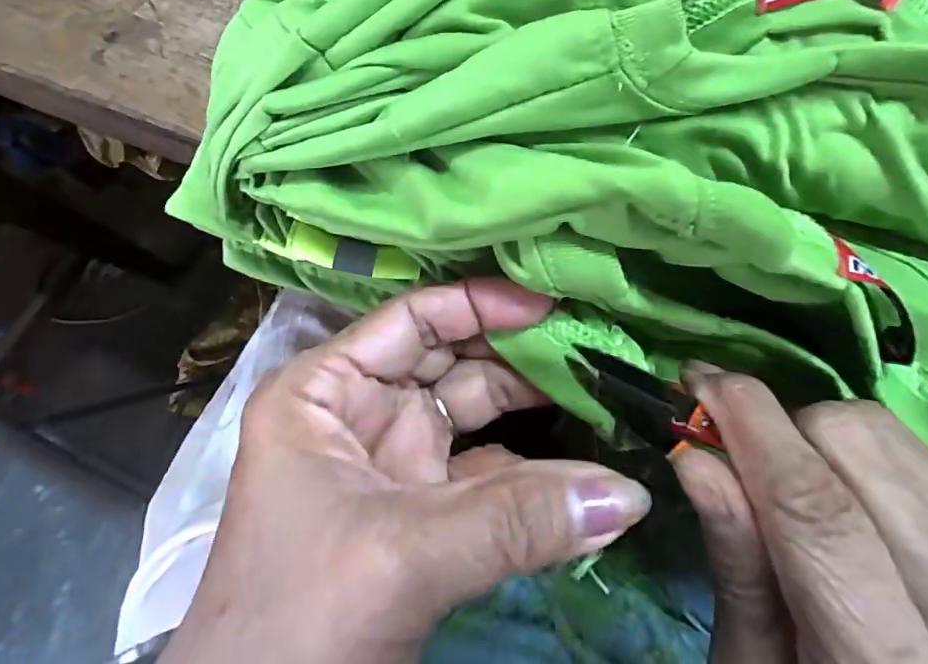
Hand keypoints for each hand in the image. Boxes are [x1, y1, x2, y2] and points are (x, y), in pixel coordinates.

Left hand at [164, 279, 652, 663]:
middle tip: (593, 347)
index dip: (481, 304)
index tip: (551, 307)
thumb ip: (517, 520)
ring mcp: (395, 463)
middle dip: (519, 353)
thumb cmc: (297, 622)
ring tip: (603, 395)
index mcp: (326, 389)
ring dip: (536, 408)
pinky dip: (536, 474)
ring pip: (476, 413)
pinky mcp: (423, 513)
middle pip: (453, 359)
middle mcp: (362, 412)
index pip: (413, 318)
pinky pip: (490, 473)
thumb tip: (631, 495)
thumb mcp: (402, 554)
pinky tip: (585, 474)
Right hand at [672, 367, 927, 663]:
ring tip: (803, 486)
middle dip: (783, 426)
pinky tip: (868, 519)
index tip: (697, 380)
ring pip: (896, 440)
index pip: (815, 509)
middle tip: (746, 454)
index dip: (749, 424)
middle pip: (858, 445)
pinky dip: (878, 471)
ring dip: (826, 442)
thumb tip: (697, 457)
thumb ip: (740, 572)